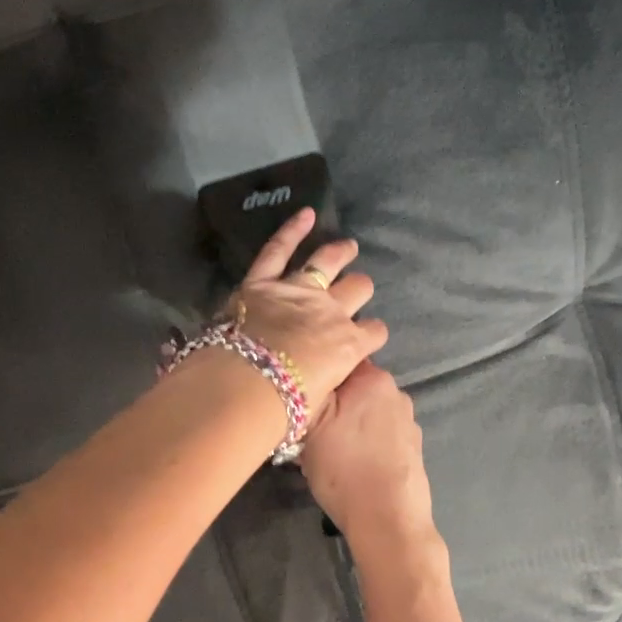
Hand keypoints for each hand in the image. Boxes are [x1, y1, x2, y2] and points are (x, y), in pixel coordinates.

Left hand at [231, 208, 388, 412]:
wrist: (247, 386)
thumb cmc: (283, 408)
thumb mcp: (318, 406)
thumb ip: (326, 388)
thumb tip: (324, 392)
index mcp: (349, 345)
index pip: (375, 333)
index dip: (372, 334)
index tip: (368, 337)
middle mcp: (331, 311)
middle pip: (358, 290)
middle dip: (360, 289)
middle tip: (357, 288)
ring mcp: (298, 290)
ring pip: (328, 262)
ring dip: (340, 253)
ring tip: (348, 246)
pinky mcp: (263, 281)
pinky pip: (279, 249)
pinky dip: (292, 229)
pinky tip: (307, 213)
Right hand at [301, 361, 436, 551]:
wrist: (388, 521)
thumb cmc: (344, 469)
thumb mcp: (311, 424)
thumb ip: (310, 390)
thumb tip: (309, 373)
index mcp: (372, 379)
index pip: (338, 356)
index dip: (314, 370)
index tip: (298, 390)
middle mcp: (396, 392)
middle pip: (352, 386)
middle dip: (330, 402)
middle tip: (306, 428)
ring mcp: (407, 422)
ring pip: (364, 411)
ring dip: (346, 423)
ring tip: (326, 451)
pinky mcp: (412, 448)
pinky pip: (378, 434)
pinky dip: (362, 442)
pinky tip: (349, 466)